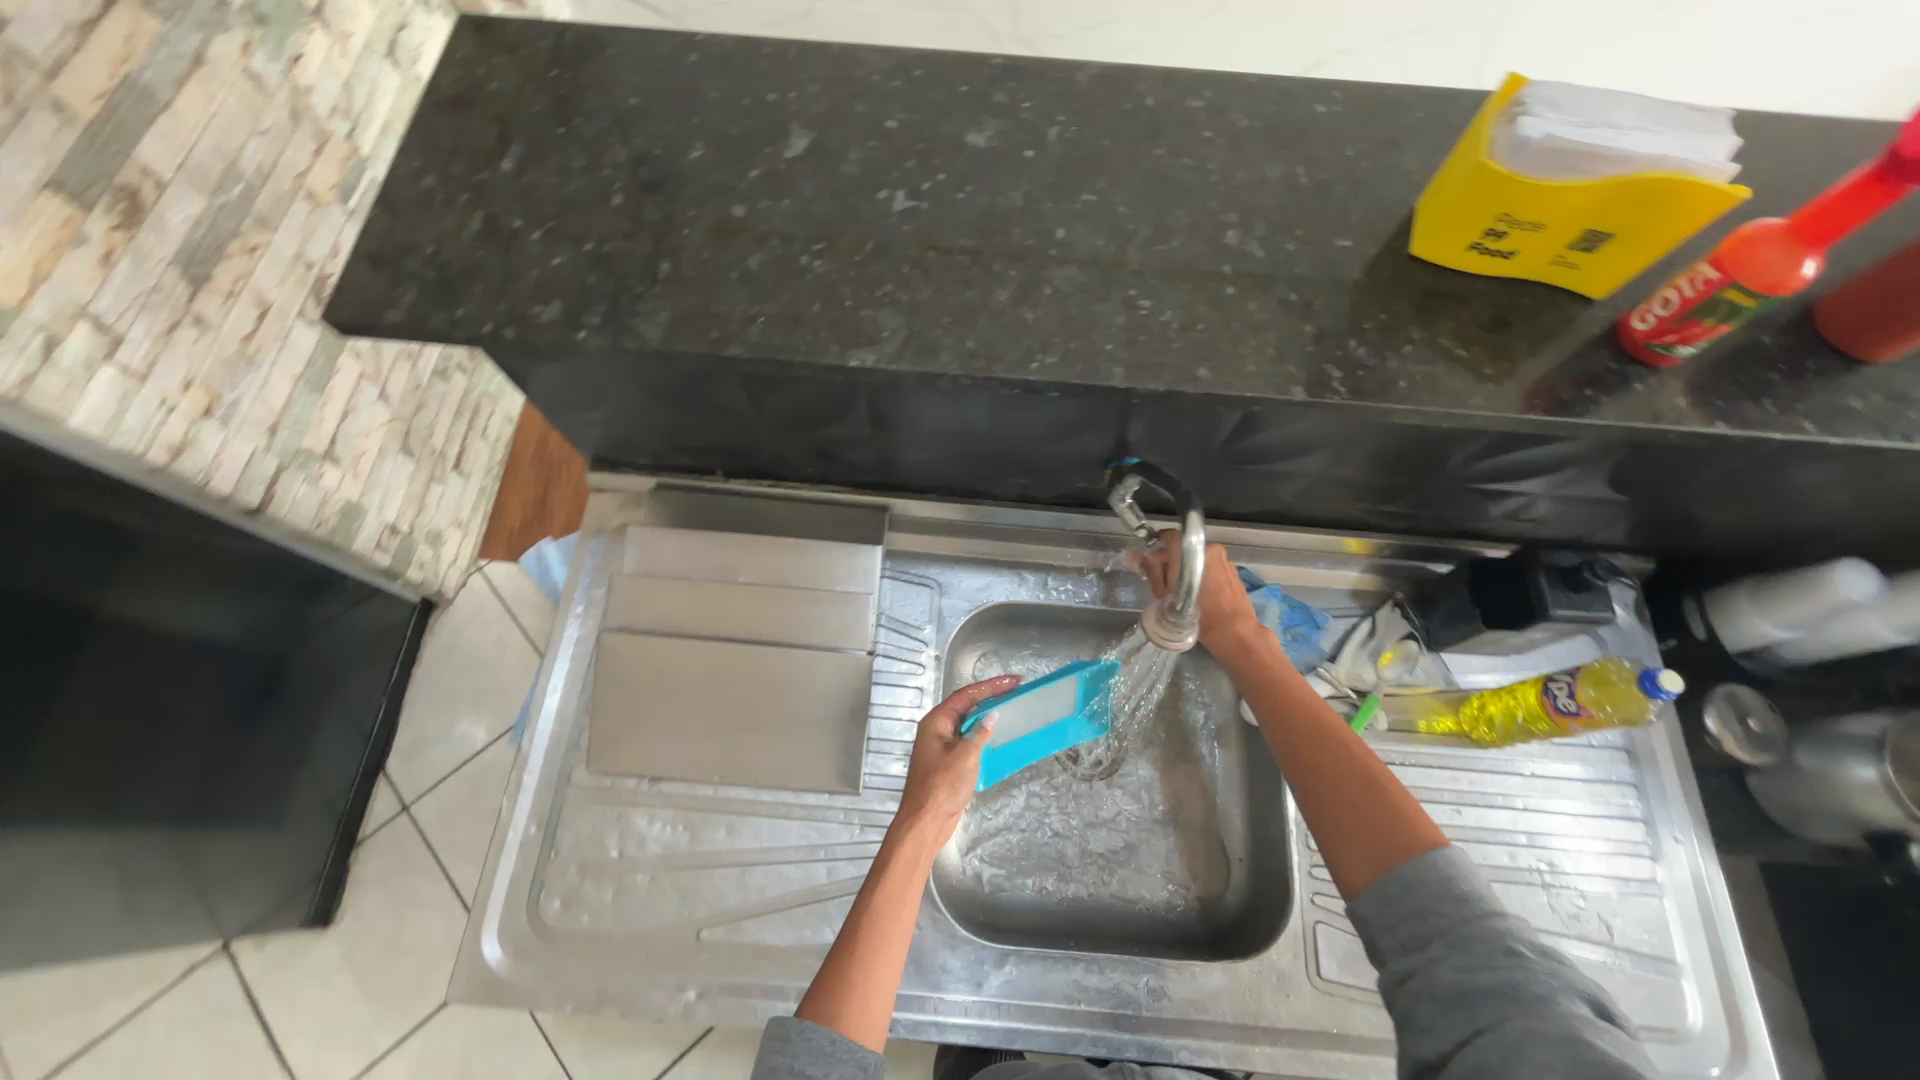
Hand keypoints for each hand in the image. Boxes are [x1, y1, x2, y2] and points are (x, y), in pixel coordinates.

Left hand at [893, 675, 1017, 844]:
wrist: (926, 820)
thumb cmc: (942, 786)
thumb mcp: (965, 756)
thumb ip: (980, 733)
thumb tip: (992, 715)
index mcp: (936, 721)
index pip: (966, 695)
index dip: (991, 686)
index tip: (1014, 681)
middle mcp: (937, 729)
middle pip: (966, 706)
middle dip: (990, 697)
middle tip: (1016, 691)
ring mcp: (942, 745)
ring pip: (968, 723)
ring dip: (988, 716)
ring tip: (1012, 708)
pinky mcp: (949, 761)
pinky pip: (969, 740)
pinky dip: (984, 735)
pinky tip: (1000, 736)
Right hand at [1137, 530, 1262, 658]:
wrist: (1233, 630)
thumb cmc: (1195, 613)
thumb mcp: (1164, 593)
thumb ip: (1151, 570)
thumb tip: (1137, 556)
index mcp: (1189, 550)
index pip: (1170, 536)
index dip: (1159, 546)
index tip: (1153, 560)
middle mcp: (1208, 548)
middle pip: (1185, 548)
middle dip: (1173, 561)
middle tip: (1165, 582)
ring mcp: (1223, 558)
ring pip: (1199, 557)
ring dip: (1189, 568)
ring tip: (1183, 590)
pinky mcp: (1233, 570)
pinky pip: (1212, 566)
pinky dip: (1203, 575)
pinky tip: (1200, 594)